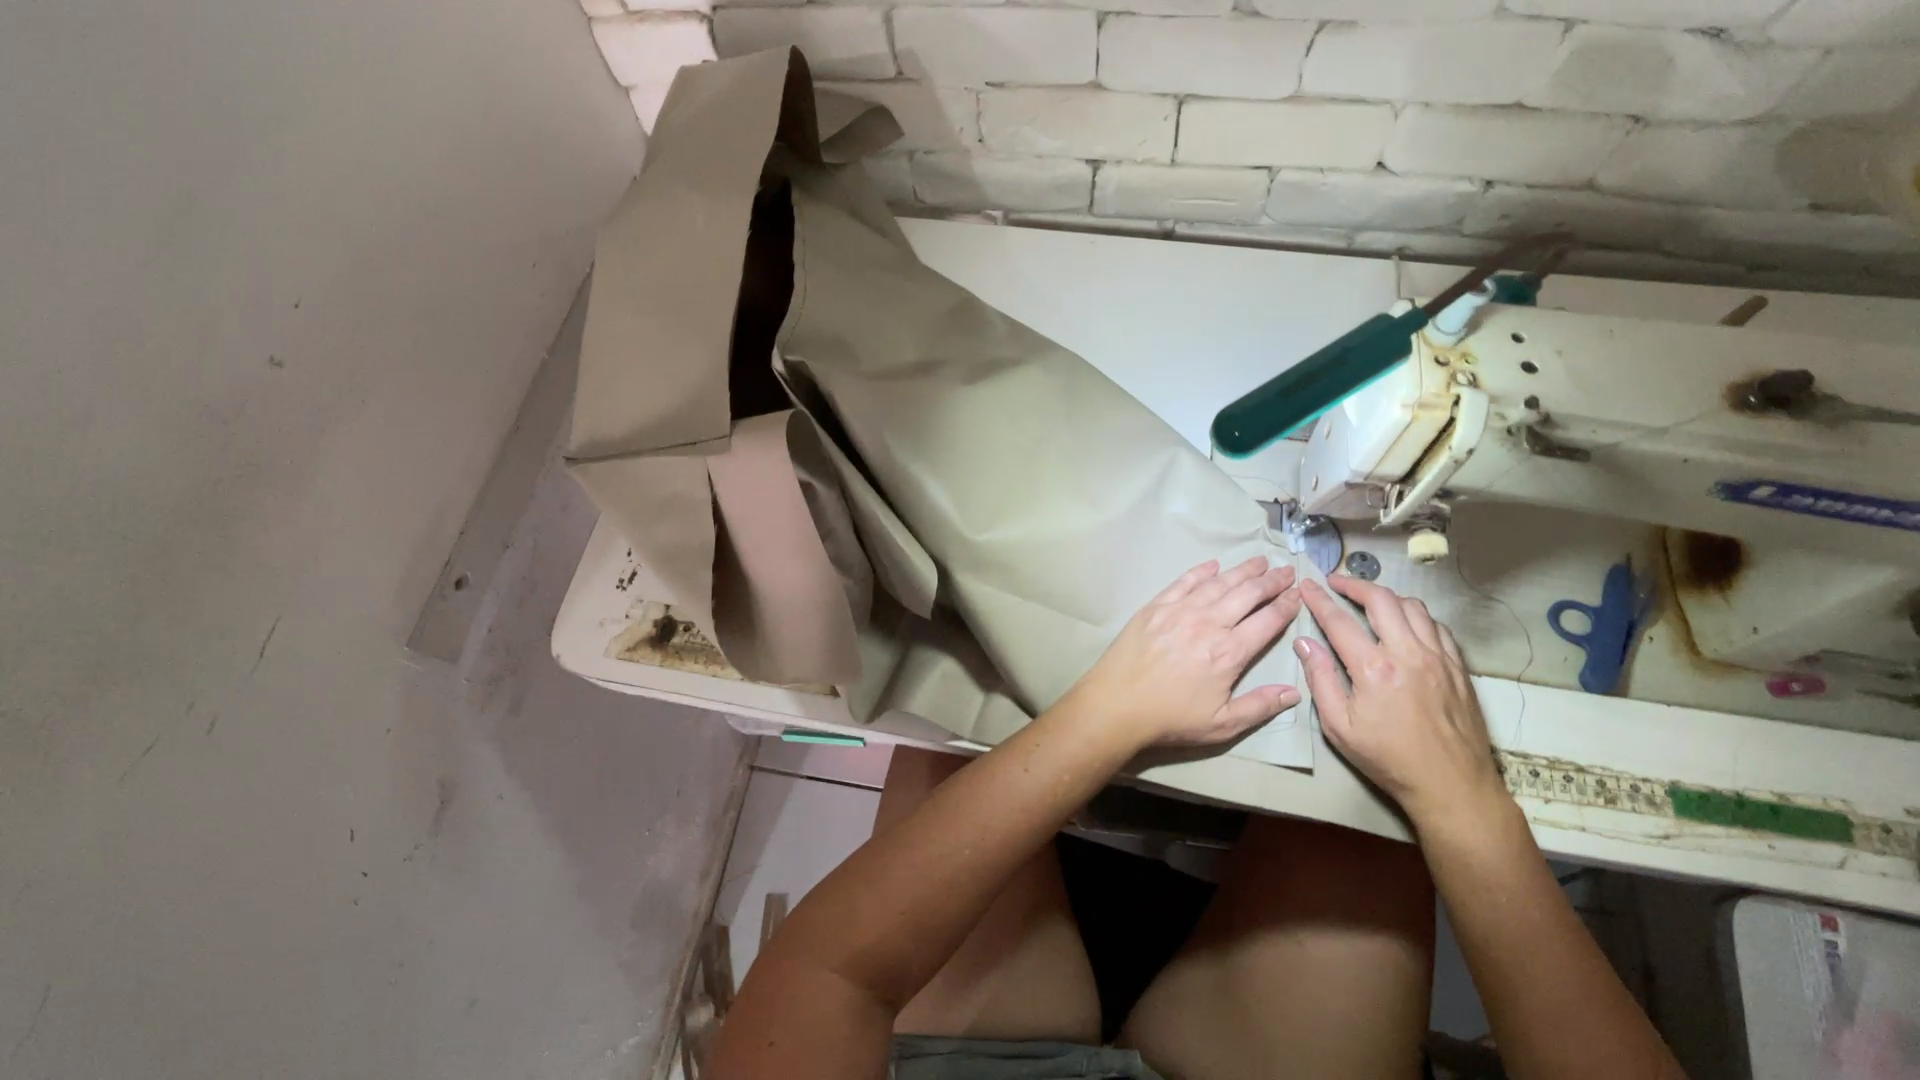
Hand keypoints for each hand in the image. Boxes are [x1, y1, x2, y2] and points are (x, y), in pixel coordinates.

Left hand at [1067, 556, 1301, 748]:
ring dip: (1242, 571)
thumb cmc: (1170, 718)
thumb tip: (1294, 693)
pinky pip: (1184, 582)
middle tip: (1286, 571)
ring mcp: (1180, 611)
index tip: (1299, 593)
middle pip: (1247, 594)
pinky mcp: (1156, 607)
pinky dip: (1201, 571)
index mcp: (1229, 652)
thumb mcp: (1222, 724)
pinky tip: (1213, 565)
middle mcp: (1209, 623)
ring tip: (1259, 561)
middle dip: (1271, 581)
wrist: (1116, 705)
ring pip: (1219, 583)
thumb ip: (1259, 707)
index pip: (1268, 621)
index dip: (1287, 605)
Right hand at [1295, 576, 1511, 829]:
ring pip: (1413, 607)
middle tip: (1337, 582)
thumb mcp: (1338, 727)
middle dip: (1355, 584)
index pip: (1340, 621)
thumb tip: (1305, 643)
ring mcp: (1439, 657)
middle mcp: (1409, 653)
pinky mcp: (1458, 667)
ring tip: (1369, 600)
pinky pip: (1437, 626)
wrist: (1451, 784)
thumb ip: (1320, 680)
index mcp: (1374, 668)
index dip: (1320, 599)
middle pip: (1382, 600)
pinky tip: (1406, 625)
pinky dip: (1416, 617)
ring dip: (1387, 597)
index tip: (1307, 585)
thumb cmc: (1387, 758)